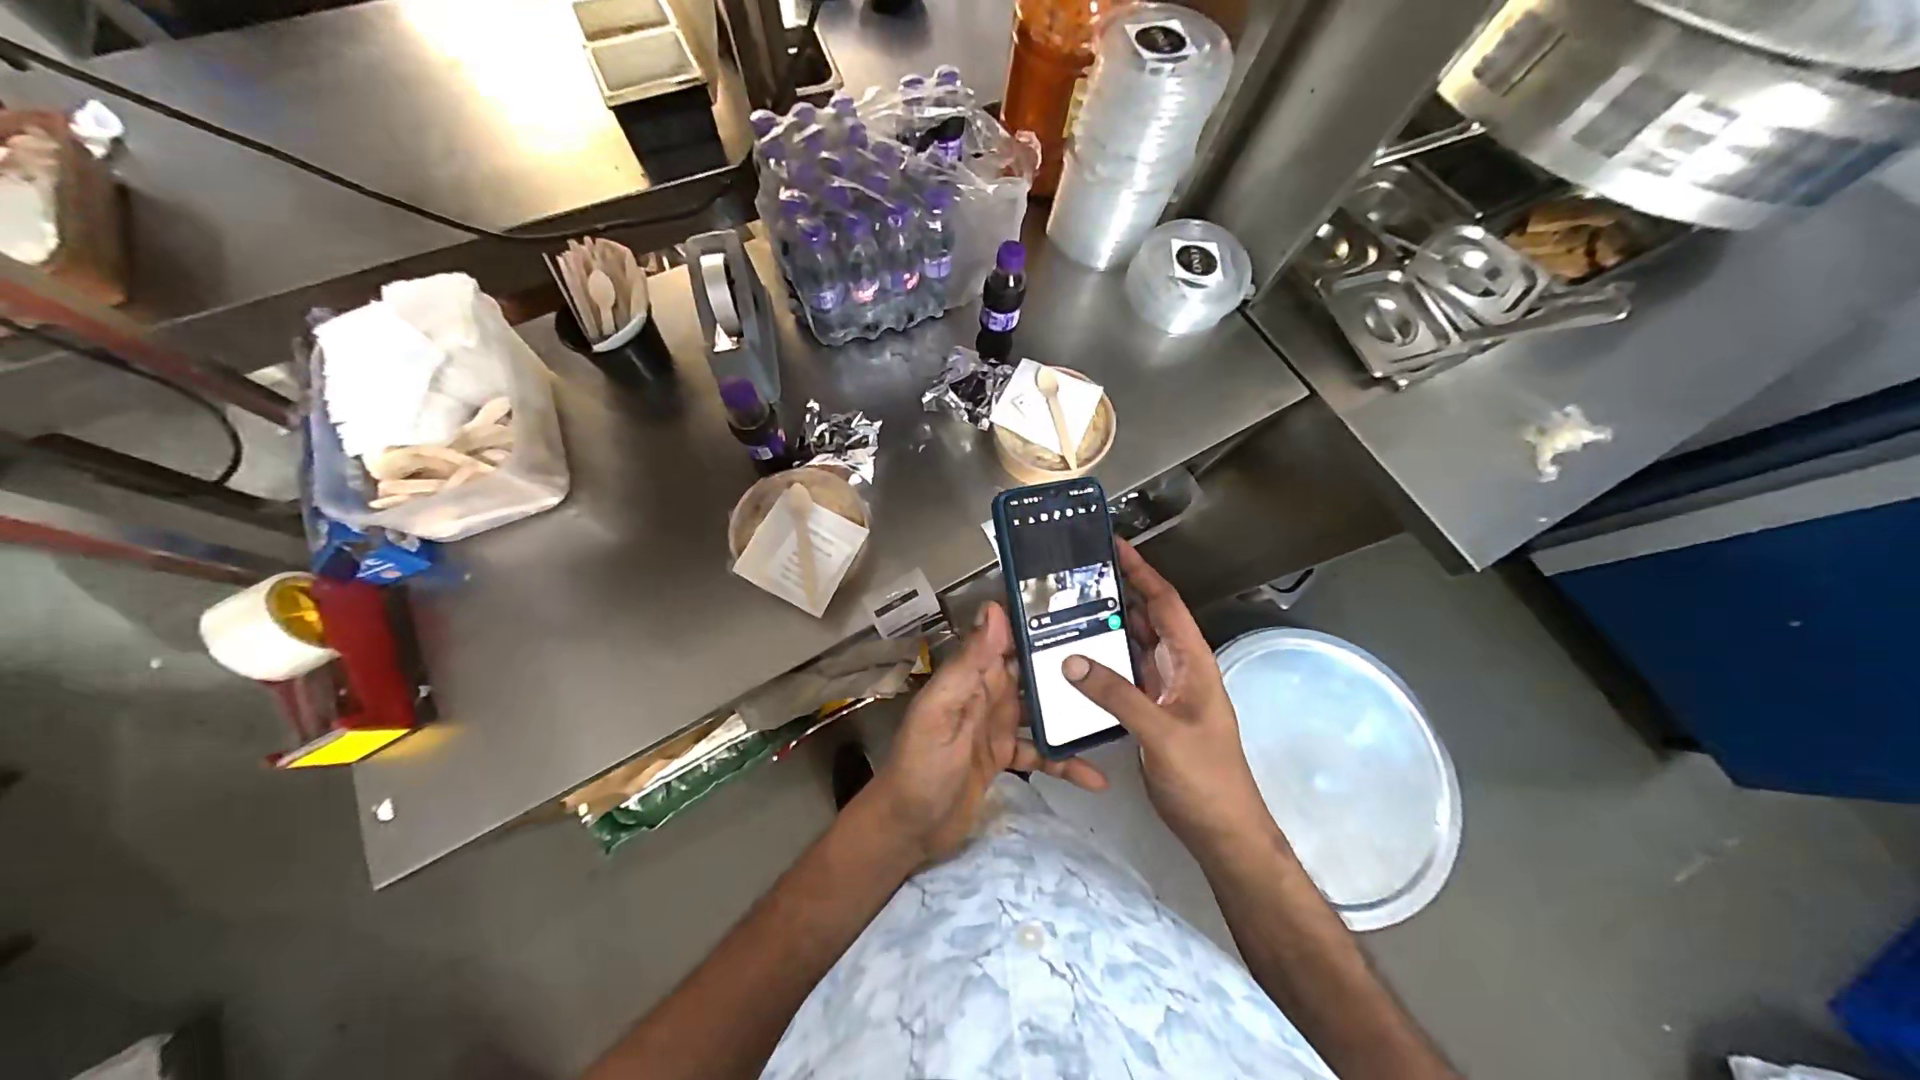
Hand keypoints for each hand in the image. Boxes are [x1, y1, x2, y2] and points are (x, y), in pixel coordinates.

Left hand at [869, 601, 1105, 862]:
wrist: (908, 828)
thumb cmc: (920, 765)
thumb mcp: (941, 711)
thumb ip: (969, 664)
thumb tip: (994, 610)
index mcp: (971, 678)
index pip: (1005, 639)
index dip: (1036, 624)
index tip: (1078, 609)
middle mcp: (986, 696)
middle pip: (1031, 673)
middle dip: (1066, 665)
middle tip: (1115, 659)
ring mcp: (997, 727)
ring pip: (1042, 711)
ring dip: (1071, 712)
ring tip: (1115, 712)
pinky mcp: (1004, 757)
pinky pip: (1041, 753)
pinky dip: (1065, 761)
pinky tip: (1095, 777)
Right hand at [1062, 540, 1272, 851]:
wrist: (1221, 830)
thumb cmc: (1205, 777)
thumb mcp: (1161, 733)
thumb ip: (1117, 695)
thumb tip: (1071, 660)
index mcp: (1193, 662)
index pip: (1166, 605)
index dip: (1143, 573)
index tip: (1115, 546)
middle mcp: (1179, 669)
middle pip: (1147, 619)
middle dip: (1120, 593)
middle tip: (1078, 574)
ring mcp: (1164, 691)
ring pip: (1133, 647)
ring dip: (1108, 627)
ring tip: (1070, 607)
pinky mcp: (1149, 713)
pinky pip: (1123, 676)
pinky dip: (1102, 662)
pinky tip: (1076, 658)